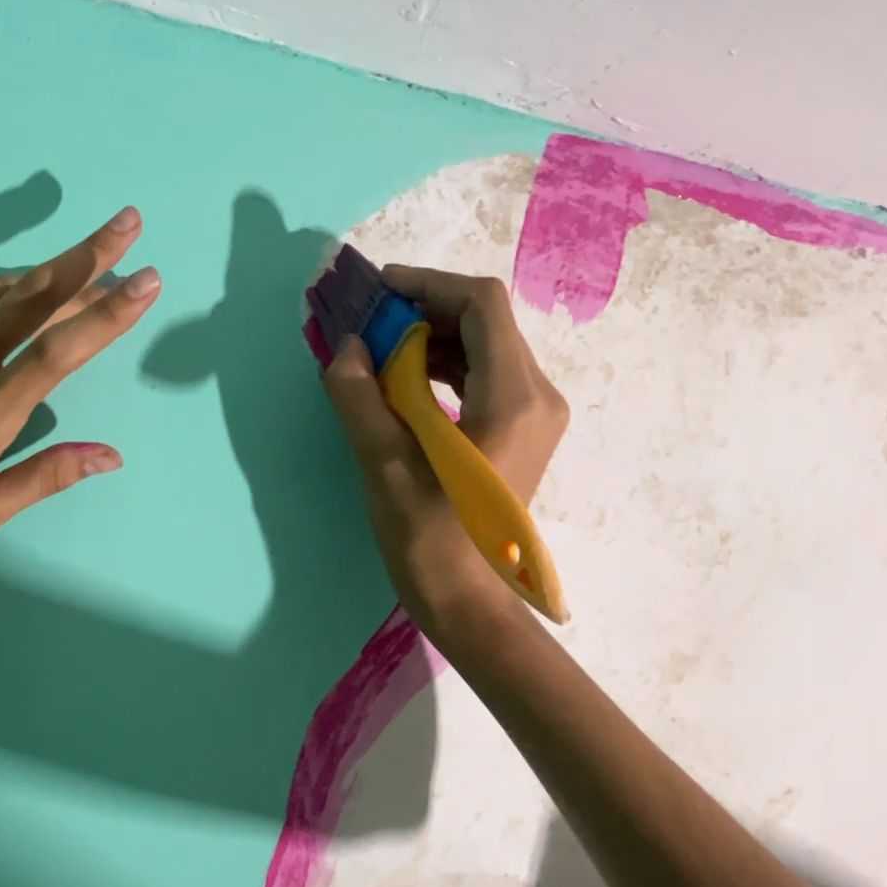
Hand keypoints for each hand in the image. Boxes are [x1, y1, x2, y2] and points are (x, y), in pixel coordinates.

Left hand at [0, 207, 160, 568]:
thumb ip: (46, 476)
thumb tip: (111, 455)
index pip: (57, 354)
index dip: (106, 317)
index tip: (146, 283)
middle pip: (32, 301)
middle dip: (87, 260)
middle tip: (128, 224)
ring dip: (49, 270)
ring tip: (90, 253)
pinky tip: (22, 281)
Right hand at [322, 267, 568, 634]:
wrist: (468, 602)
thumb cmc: (428, 538)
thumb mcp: (383, 465)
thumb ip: (359, 396)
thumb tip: (349, 346)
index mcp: (512, 397)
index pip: (481, 303)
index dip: (428, 284)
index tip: (379, 291)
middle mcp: (537, 395)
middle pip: (485, 321)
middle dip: (425, 311)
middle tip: (370, 323)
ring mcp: (535, 415)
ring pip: (486, 347)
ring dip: (433, 339)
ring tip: (380, 350)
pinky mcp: (522, 432)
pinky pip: (486, 377)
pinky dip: (445, 367)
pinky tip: (405, 382)